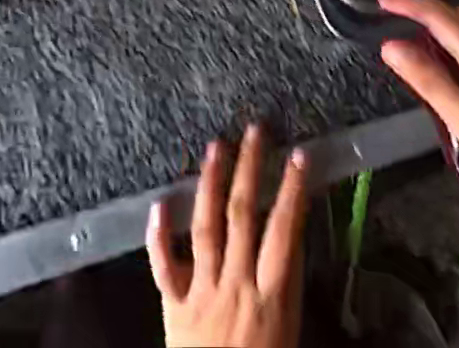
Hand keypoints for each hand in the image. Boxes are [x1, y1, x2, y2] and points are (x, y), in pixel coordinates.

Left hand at [147, 125, 308, 347]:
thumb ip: (287, 289)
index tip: (300, 154)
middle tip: (255, 130)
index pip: (286, 232)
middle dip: (252, 170)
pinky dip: (158, 234)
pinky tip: (159, 202)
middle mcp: (236, 285)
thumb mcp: (291, 336)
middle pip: (245, 216)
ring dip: (211, 183)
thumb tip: (291, 244)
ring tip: (216, 145)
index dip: (293, 192)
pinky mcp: (173, 305)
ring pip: (206, 226)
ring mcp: (201, 291)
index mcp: (272, 298)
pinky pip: (163, 265)